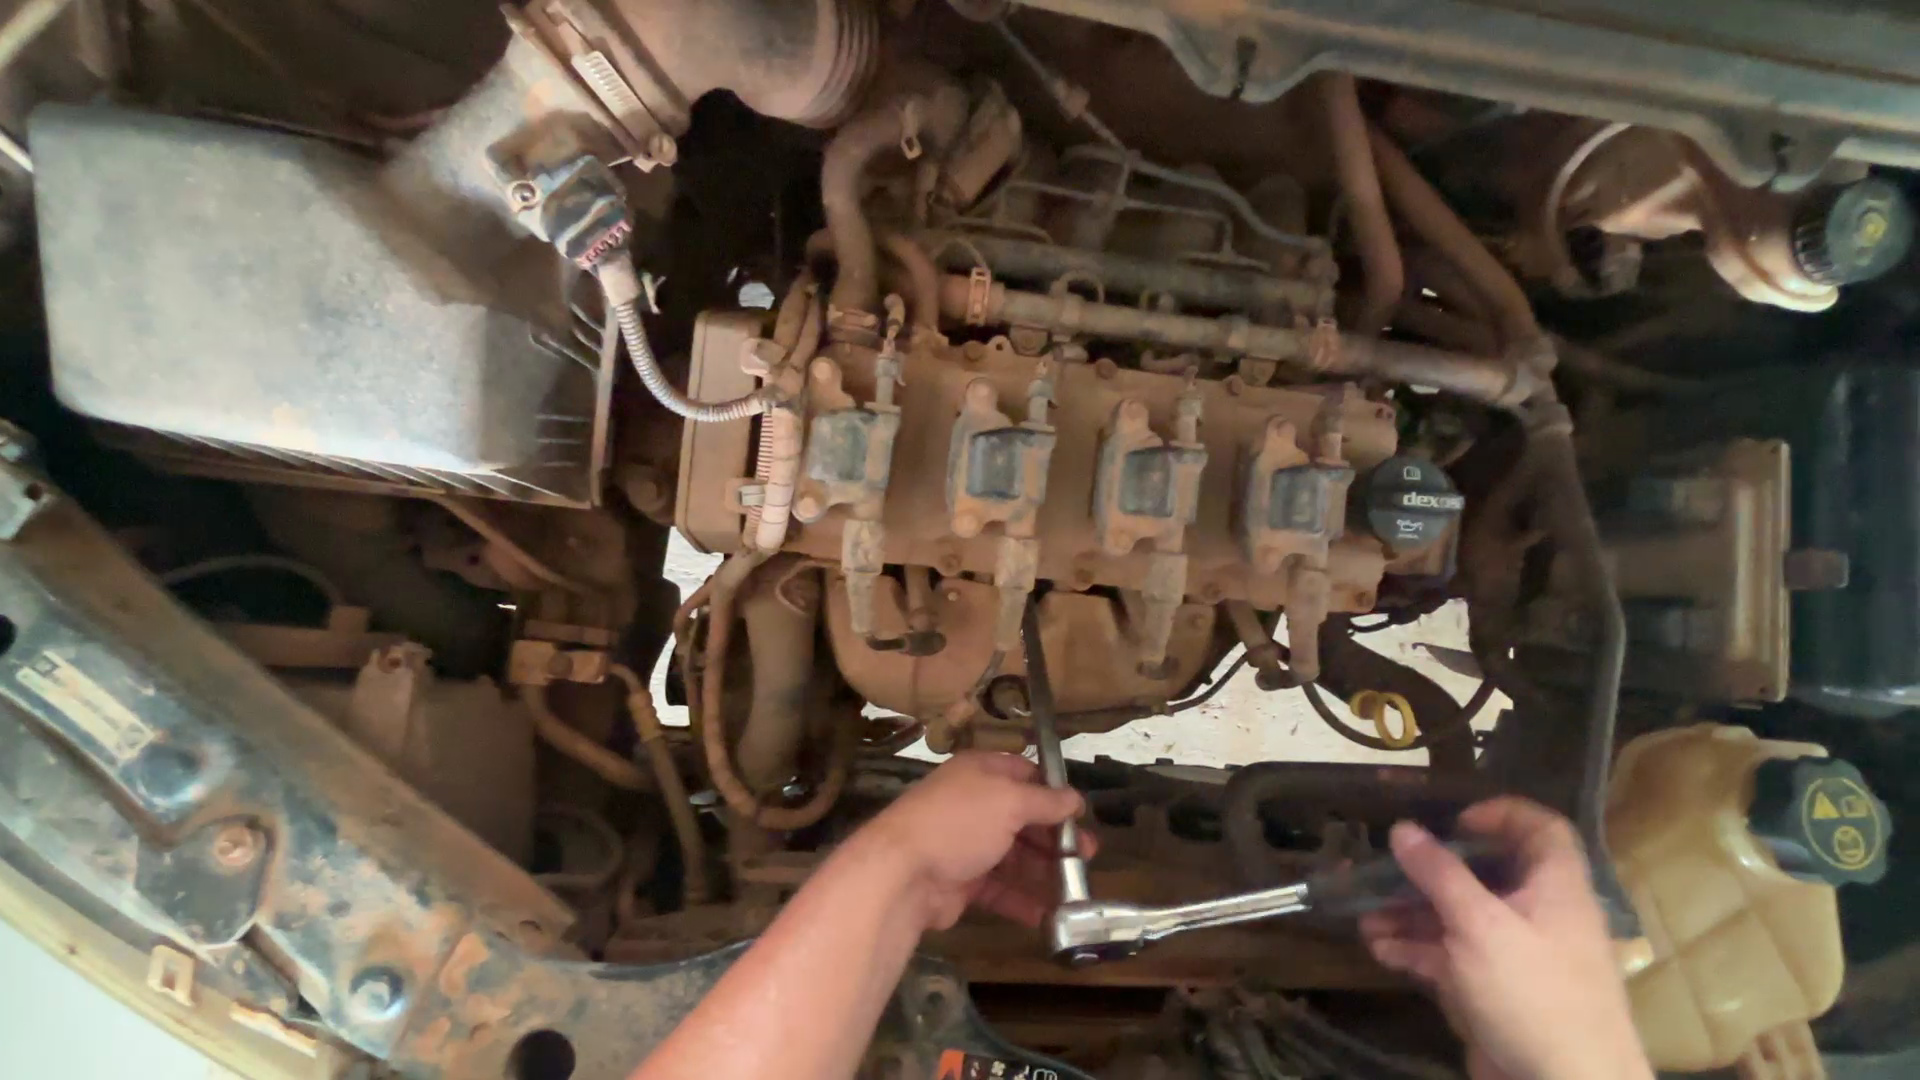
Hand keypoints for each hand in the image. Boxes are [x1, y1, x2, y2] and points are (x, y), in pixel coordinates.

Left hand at [854, 752, 1089, 931]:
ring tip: (1075, 891)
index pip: (1024, 774)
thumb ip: (1045, 802)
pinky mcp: (961, 880)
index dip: (1053, 791)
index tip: (1080, 813)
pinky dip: (1021, 900)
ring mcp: (966, 843)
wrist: (903, 872)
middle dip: (1054, 837)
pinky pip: (999, 888)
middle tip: (1088, 856)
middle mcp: (974, 803)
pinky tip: (1047, 914)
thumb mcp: (1009, 802)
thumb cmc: (960, 822)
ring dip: (1043, 872)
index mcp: (981, 772)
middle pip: (1022, 818)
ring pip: (1013, 855)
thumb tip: (1075, 798)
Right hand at [1359, 798, 1651, 1079]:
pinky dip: (1413, 949)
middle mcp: (1536, 916)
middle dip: (1427, 870)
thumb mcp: (1479, 925)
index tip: (1452, 820)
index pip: (1542, 831)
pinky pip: (1448, 956)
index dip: (1501, 814)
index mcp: (1554, 891)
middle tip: (1385, 865)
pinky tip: (1379, 948)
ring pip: (1456, 916)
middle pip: (1482, 874)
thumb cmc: (1534, 995)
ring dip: (1408, 912)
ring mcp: (1513, 956)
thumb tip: (1402, 827)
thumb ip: (1438, 873)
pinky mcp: (1491, 990)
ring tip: (1365, 915)